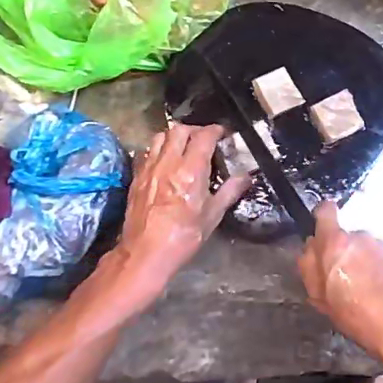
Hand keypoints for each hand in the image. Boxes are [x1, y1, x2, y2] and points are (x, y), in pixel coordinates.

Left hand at [111, 123, 251, 290]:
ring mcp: (149, 168)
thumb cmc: (183, 236)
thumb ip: (229, 191)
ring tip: (183, 146)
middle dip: (194, 130)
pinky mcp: (137, 177)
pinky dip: (158, 149)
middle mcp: (169, 163)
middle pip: (179, 130)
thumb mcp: (212, 215)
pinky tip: (164, 161)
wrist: (145, 253)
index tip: (222, 133)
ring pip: (160, 137)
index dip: (215, 130)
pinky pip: (147, 152)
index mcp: (191, 170)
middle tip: (204, 139)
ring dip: (174, 136)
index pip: (204, 136)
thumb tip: (246, 176)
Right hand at [297, 202, 382, 367]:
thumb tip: (311, 248)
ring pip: (363, 247)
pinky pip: (379, 255)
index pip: (325, 211)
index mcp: (335, 244)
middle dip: (342, 252)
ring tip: (363, 288)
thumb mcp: (320, 296)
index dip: (323, 218)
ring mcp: (380, 244)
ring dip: (360, 260)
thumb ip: (309, 266)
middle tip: (342, 278)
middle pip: (344, 236)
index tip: (323, 232)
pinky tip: (379, 288)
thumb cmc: (355, 314)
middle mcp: (359, 237)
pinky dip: (377, 266)